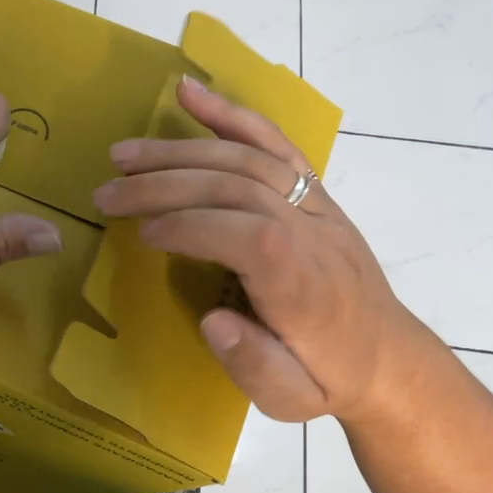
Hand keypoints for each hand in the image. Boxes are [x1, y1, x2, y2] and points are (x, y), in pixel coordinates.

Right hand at [92, 78, 435, 423]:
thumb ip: (254, 365)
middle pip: (237, 186)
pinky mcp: (311, 193)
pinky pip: (273, 143)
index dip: (192, 226)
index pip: (248, 235)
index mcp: (303, 285)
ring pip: (245, 159)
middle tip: (106, 194)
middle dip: (164, 185)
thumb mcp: (291, 398)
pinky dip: (230, 115)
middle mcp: (312, 232)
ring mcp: (314, 205)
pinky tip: (189, 94)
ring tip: (122, 154)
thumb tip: (212, 321)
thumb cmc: (327, 379)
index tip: (142, 237)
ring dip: (179, 151)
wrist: (386, 356)